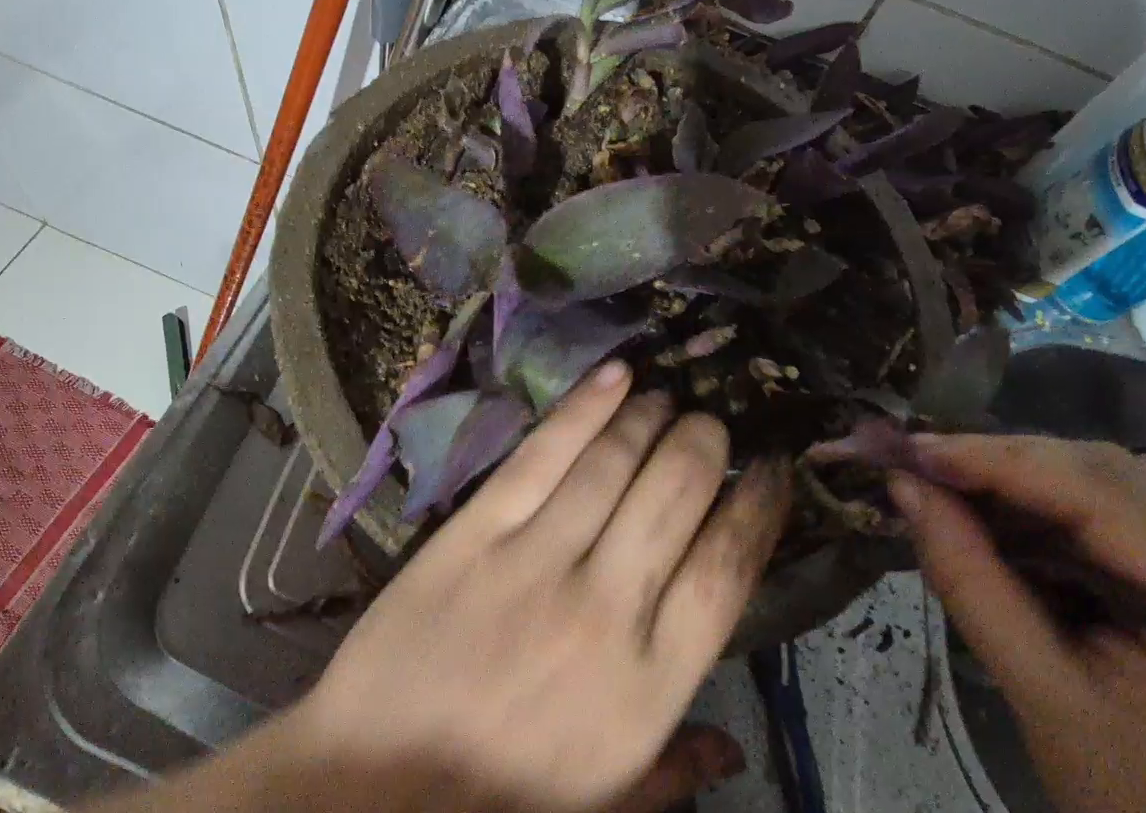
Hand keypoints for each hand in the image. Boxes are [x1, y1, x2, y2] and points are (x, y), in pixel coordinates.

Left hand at [289, 359, 790, 810]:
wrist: (374, 788)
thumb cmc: (499, 798)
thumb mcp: (604, 802)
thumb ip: (674, 769)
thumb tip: (735, 749)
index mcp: (651, 680)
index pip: (728, 567)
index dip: (757, 505)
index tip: (771, 469)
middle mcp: (606, 607)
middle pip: (677, 493)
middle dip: (707, 445)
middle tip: (711, 427)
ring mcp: (536, 562)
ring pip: (613, 464)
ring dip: (650, 419)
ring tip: (666, 400)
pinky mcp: (474, 534)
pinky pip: (540, 457)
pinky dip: (583, 409)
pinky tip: (616, 376)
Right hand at [890, 435, 1145, 812]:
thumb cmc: (1142, 809)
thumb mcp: (1045, 701)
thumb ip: (972, 585)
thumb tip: (905, 487)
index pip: (1113, 502)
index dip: (1003, 463)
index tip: (913, 450)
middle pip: (1120, 482)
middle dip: (1008, 468)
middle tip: (918, 466)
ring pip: (1122, 488)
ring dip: (1026, 485)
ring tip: (948, 492)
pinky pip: (1131, 517)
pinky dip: (1055, 514)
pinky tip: (1003, 522)